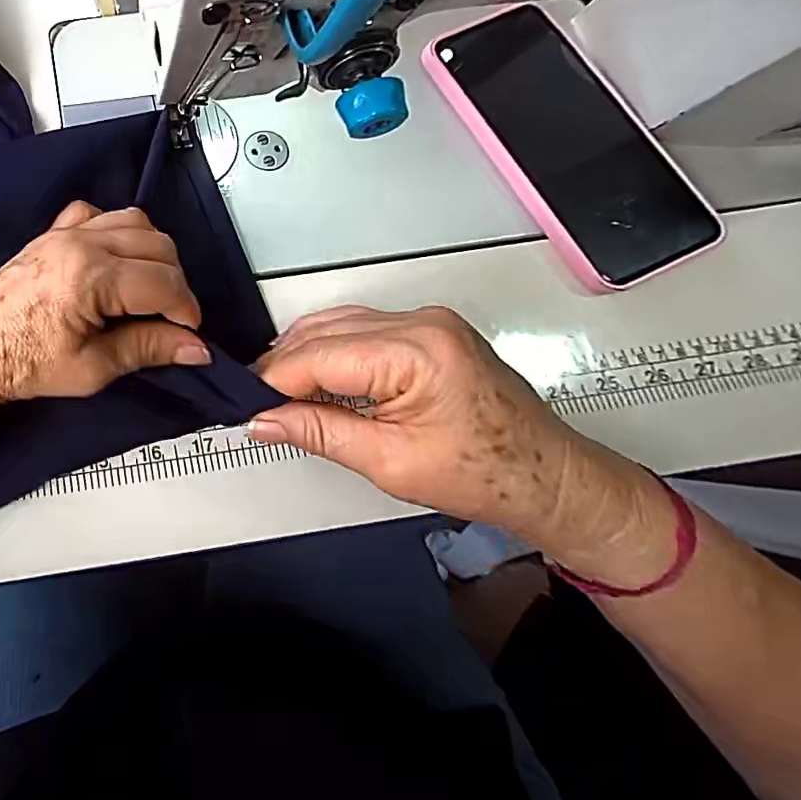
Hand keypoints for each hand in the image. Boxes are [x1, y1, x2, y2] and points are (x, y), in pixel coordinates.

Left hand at [0, 202, 212, 431]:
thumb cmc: (16, 363)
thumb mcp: (90, 369)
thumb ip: (147, 349)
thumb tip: (195, 348)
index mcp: (90, 276)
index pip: (165, 282)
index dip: (186, 312)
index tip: (187, 335)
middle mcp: (80, 243)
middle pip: (158, 245)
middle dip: (174, 283)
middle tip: (169, 320)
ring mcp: (63, 233)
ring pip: (135, 221)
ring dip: (153, 254)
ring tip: (147, 293)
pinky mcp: (51, 234)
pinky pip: (97, 214)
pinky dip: (117, 231)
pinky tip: (115, 261)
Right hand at [246, 306, 671, 573]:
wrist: (552, 478)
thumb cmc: (491, 475)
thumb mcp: (388, 462)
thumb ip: (316, 432)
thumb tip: (262, 420)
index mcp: (415, 353)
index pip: (312, 357)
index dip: (270, 384)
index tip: (247, 408)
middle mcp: (420, 324)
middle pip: (316, 336)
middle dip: (280, 370)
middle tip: (260, 407)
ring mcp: (423, 321)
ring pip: (330, 326)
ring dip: (299, 359)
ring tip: (284, 398)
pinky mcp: (422, 328)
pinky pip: (353, 327)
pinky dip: (325, 351)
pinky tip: (314, 379)